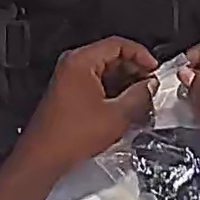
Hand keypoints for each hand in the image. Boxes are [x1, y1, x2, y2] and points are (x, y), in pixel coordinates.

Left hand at [14, 37, 157, 178]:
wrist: (44, 154)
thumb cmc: (72, 135)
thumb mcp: (116, 115)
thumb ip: (139, 95)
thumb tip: (150, 85)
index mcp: (81, 61)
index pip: (117, 44)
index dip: (140, 54)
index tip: (154, 68)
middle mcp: (72, 64)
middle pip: (110, 55)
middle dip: (133, 69)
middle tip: (150, 85)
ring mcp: (68, 77)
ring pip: (104, 70)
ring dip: (124, 82)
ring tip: (141, 98)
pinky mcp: (68, 90)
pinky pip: (94, 81)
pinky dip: (111, 90)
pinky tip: (125, 106)